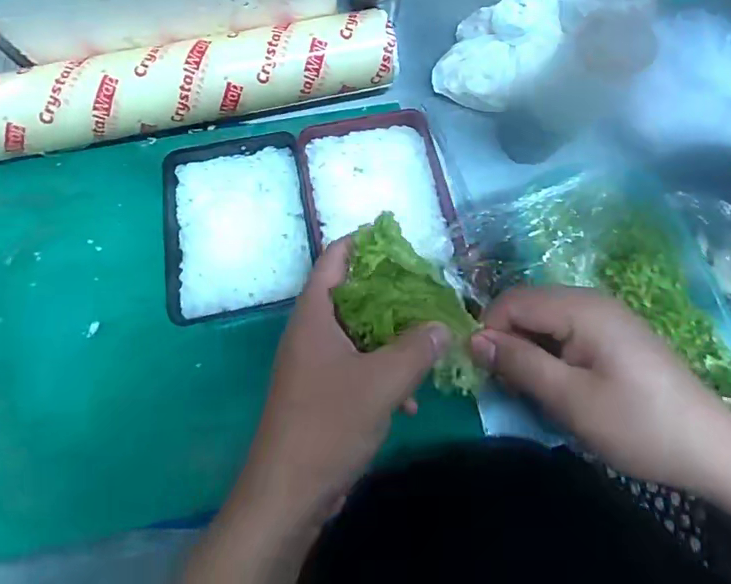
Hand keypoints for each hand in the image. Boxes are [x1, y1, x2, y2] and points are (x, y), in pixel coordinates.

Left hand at [232, 236, 448, 526]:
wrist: (288, 492)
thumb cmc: (327, 423)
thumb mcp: (381, 384)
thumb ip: (415, 350)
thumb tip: (442, 326)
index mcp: (313, 315)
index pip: (333, 259)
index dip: (361, 242)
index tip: (395, 238)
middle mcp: (310, 331)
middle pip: (350, 295)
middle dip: (388, 293)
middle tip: (425, 289)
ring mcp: (313, 363)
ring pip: (357, 333)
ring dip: (389, 337)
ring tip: (427, 342)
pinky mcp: (320, 392)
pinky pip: (355, 366)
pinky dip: (380, 372)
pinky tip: (408, 397)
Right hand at [470, 285, 730, 496]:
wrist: (717, 452)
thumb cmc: (640, 425)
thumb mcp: (571, 400)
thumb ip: (520, 364)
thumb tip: (473, 338)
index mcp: (580, 307)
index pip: (511, 301)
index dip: (490, 332)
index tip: (489, 374)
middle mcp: (590, 299)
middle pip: (527, 306)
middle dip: (509, 341)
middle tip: (513, 387)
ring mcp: (607, 315)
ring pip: (545, 319)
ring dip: (530, 350)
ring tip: (538, 391)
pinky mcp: (616, 333)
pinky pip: (567, 330)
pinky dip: (552, 353)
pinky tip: (564, 386)